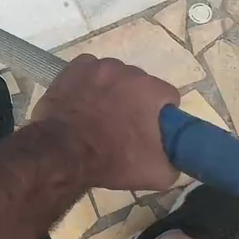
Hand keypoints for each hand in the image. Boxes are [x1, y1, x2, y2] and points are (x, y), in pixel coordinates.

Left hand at [28, 54, 180, 190]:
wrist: (62, 152)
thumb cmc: (112, 160)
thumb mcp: (159, 172)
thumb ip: (176, 157)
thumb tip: (175, 152)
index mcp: (148, 89)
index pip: (168, 96)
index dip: (164, 113)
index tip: (154, 128)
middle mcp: (122, 70)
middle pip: (139, 83)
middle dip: (137, 100)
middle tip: (126, 123)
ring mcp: (93, 67)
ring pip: (114, 75)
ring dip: (113, 89)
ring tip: (102, 111)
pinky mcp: (70, 69)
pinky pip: (89, 70)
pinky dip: (90, 81)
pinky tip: (85, 98)